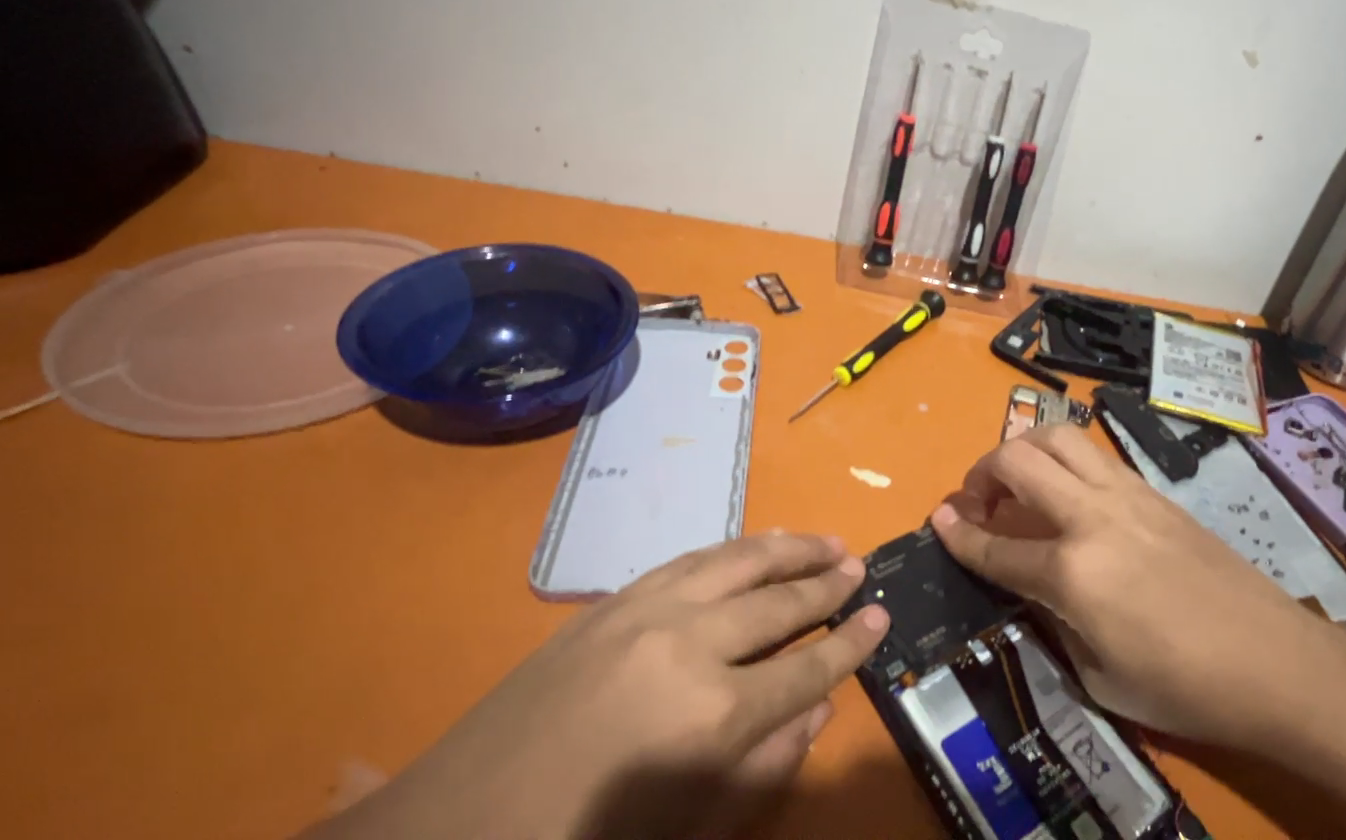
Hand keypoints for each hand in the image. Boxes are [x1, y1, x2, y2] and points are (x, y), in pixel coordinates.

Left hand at [305, 532, 889, 839]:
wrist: (457, 828)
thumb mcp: (692, 828)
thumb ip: (767, 768)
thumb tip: (816, 707)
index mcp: (715, 716)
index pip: (809, 667)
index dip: (851, 643)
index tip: (882, 615)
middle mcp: (689, 646)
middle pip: (779, 603)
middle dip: (826, 584)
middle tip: (860, 566)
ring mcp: (644, 614)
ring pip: (736, 561)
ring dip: (787, 548)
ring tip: (824, 540)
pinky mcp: (607, 603)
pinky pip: (687, 561)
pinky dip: (731, 550)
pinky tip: (751, 548)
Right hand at [932, 427, 1345, 839]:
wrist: (1274, 660)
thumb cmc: (1182, 686)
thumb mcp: (1097, 676)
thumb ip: (1054, 621)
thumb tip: (1033, 588)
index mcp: (1071, 572)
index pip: (995, 546)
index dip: (958, 535)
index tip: (937, 521)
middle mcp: (1093, 517)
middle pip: (1018, 460)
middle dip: (981, 473)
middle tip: (978, 502)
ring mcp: (1128, 496)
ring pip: (1061, 436)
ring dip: (1024, 449)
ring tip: (1019, 482)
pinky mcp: (1156, 492)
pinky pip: (1096, 455)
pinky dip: (1066, 460)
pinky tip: (1070, 493)